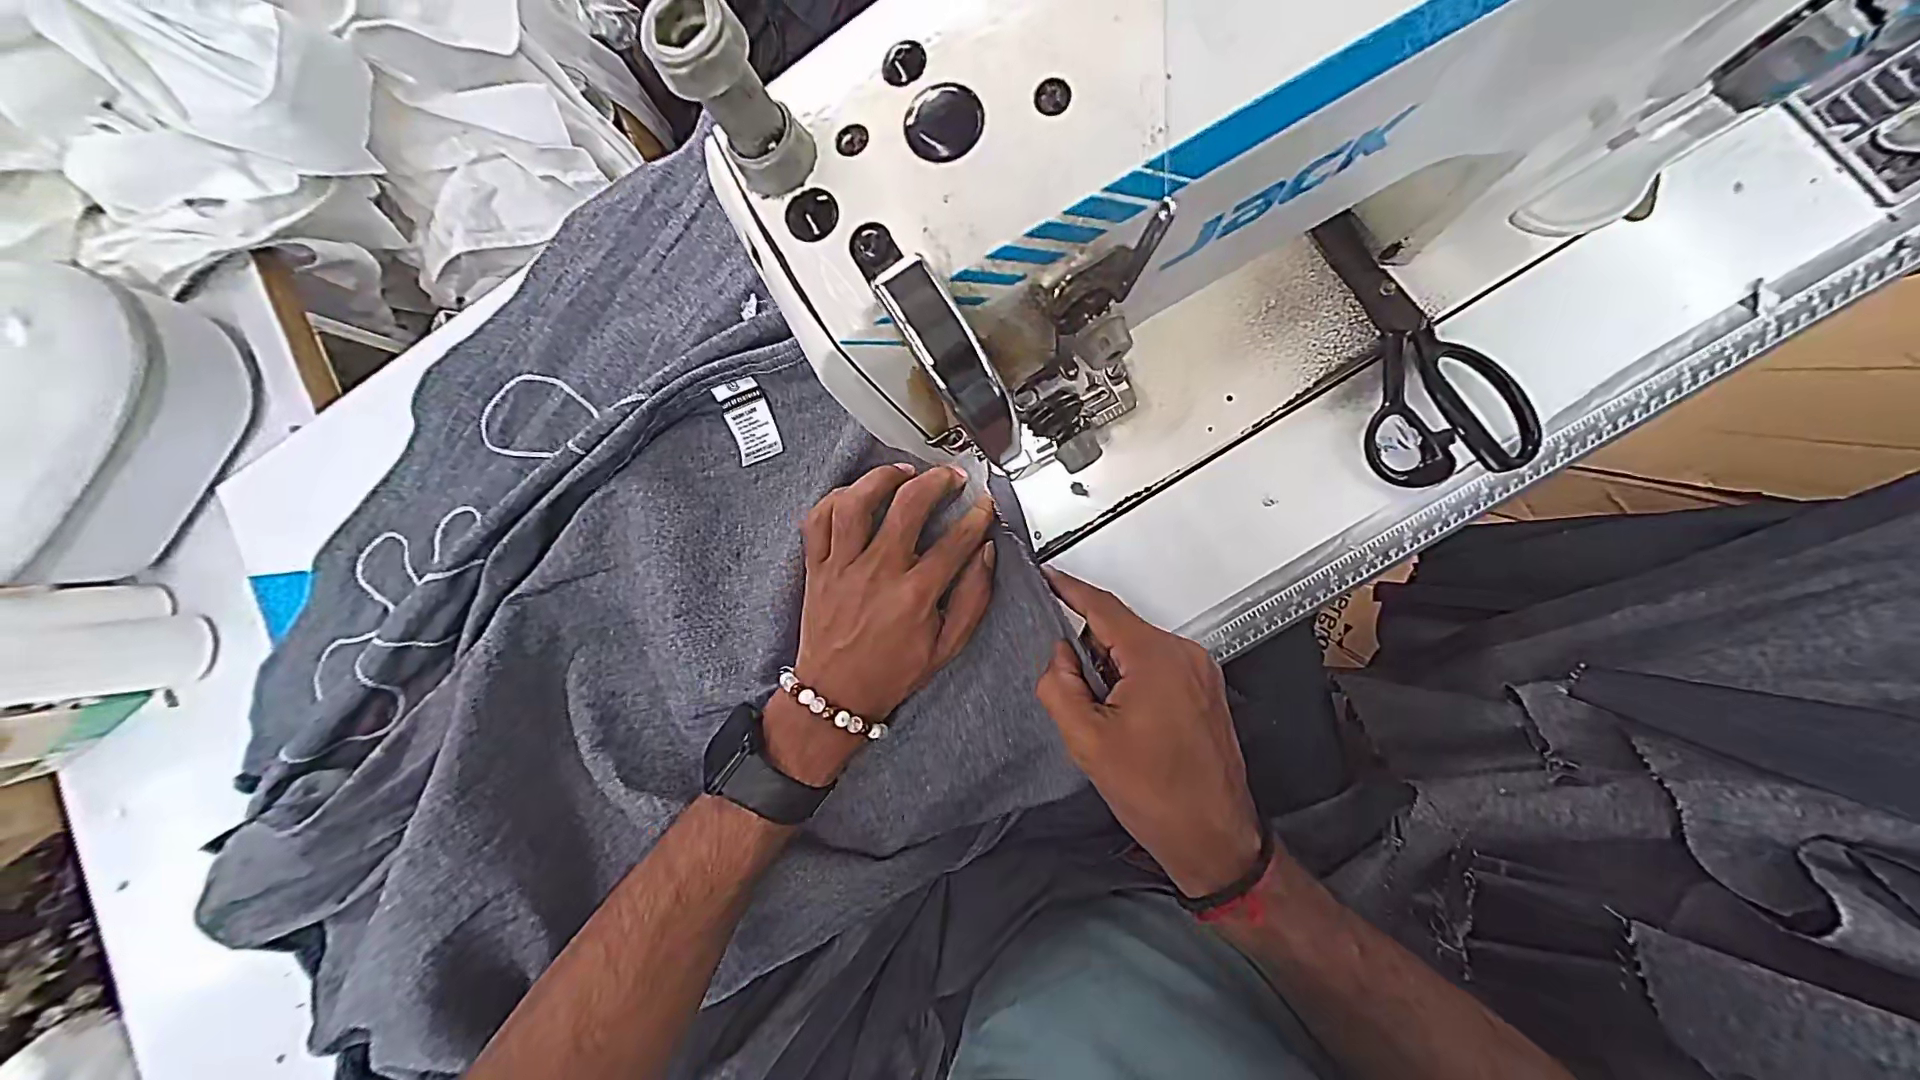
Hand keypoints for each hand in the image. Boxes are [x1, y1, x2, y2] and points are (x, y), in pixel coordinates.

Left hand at [765, 463, 996, 784]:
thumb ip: (973, 599)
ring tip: (903, 472)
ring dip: (882, 478)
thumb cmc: (890, 673)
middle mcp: (878, 573)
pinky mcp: (817, 568)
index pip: (955, 540)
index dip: (977, 516)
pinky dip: (835, 499)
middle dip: (936, 482)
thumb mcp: (947, 647)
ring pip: (856, 503)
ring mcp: (843, 568)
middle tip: (949, 478)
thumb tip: (985, 555)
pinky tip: (855, 494)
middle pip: (908, 506)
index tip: (984, 506)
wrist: (836, 695)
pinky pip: (817, 521)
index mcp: (914, 595)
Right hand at [1036, 570, 1263, 897]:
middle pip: (1118, 630)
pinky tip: (1130, 724)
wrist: (1213, 836)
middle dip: (1090, 654)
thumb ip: (1059, 685)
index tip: (1049, 577)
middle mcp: (1184, 656)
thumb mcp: (1086, 740)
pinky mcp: (1204, 688)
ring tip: (1112, 723)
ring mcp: (1199, 672)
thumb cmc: (1162, 795)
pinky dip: (1133, 682)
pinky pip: (1157, 666)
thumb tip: (1058, 657)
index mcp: (1156, 658)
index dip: (1068, 589)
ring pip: (1136, 650)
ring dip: (1112, 672)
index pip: (1102, 607)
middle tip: (1079, 697)